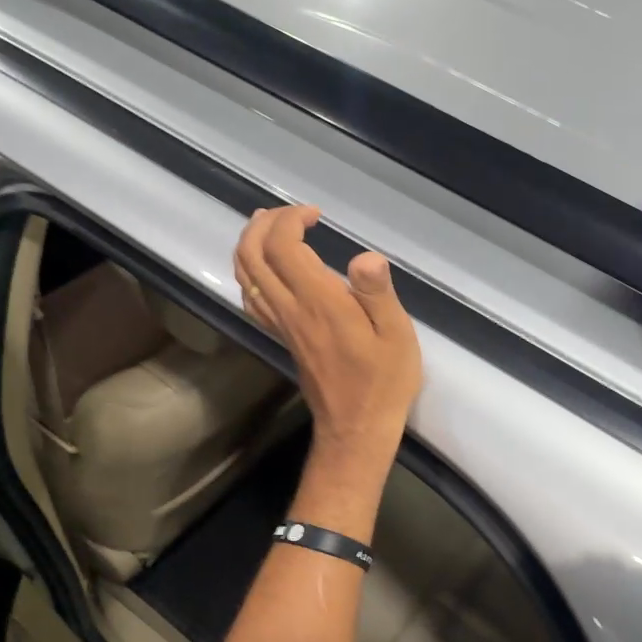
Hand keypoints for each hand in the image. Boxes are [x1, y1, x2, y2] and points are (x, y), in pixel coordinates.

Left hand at [233, 206, 421, 469]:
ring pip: (246, 275)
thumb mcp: (396, 335)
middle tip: (293, 213)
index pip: (283, 247)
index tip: (317, 214)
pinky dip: (251, 271)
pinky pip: (251, 296)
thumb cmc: (384, 381)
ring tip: (271, 225)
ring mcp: (281, 324)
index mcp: (319, 302)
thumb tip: (366, 256)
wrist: (356, 428)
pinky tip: (267, 267)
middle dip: (264, 224)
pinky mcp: (281, 337)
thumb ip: (378, 293)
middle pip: (253, 255)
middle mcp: (290, 309)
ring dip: (251, 243)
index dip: (291, 220)